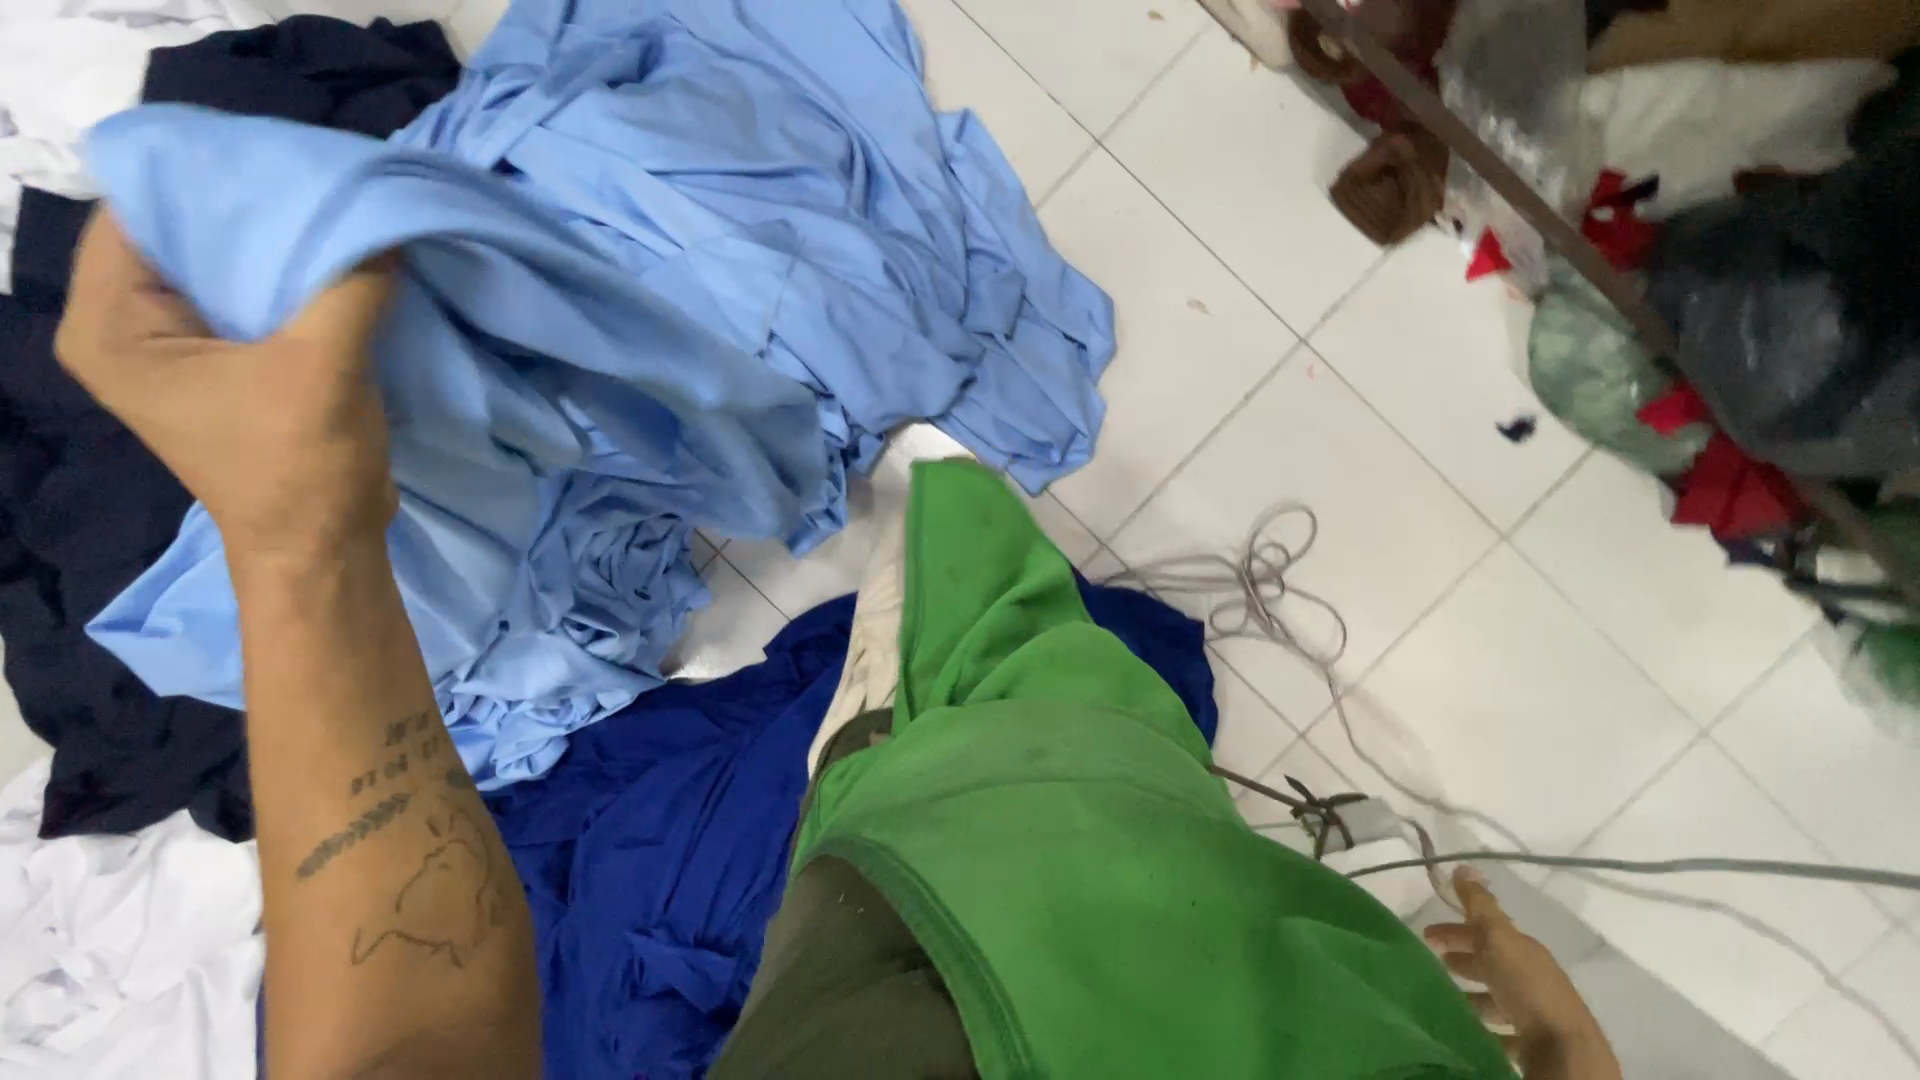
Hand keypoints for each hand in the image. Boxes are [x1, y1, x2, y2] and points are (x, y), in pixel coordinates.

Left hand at [55, 211, 398, 568]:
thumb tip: (387, 232)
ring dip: (287, 260)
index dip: (206, 189)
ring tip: (342, 229)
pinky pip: (262, 312)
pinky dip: (303, 294)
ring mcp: (188, 357)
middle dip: (255, 222)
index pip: (139, 221)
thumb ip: (350, 290)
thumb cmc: (300, 464)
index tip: (282, 168)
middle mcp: (135, 335)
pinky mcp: (237, 375)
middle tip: (323, 193)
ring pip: (230, 279)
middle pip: (185, 247)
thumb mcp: (325, 369)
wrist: (327, 545)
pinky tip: (348, 278)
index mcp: (113, 329)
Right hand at [1424, 867, 1621, 1079]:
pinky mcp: (1535, 1042)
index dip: (1457, 930)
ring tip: (1447, 995)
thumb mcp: (1498, 937)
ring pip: (1498, 995)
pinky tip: (1471, 1026)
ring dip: (1475, 993)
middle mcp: (1533, 977)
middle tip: (1434, 959)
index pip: (1487, 932)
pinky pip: (1504, 1030)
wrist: (1565, 1050)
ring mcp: (1536, 1011)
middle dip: (1464, 957)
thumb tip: (1463, 865)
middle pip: (1492, 963)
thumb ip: (1479, 905)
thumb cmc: (1526, 987)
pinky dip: (1487, 1025)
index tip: (1426, 934)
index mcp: (1524, 950)